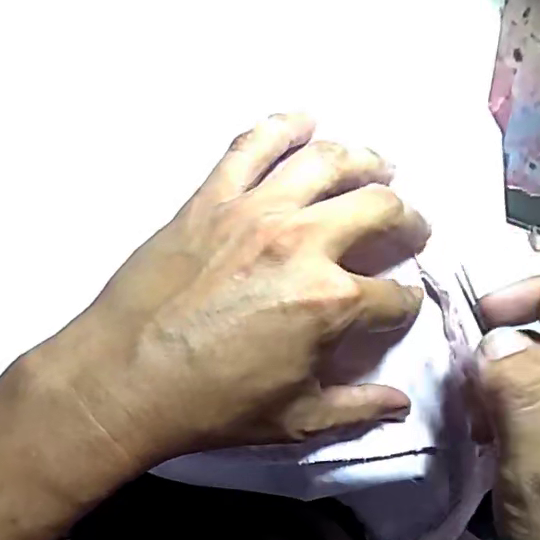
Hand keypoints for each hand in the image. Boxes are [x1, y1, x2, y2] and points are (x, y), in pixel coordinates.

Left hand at [0, 113, 431, 474]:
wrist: (126, 379)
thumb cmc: (216, 406)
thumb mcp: (298, 418)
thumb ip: (358, 408)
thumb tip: (402, 406)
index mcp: (331, 303)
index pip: (394, 296)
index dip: (406, 304)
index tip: (401, 306)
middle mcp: (304, 243)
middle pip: (378, 210)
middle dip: (409, 220)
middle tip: (413, 227)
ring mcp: (256, 211)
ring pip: (327, 162)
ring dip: (366, 160)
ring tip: (381, 166)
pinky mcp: (212, 197)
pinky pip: (254, 144)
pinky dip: (285, 126)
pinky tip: (306, 120)